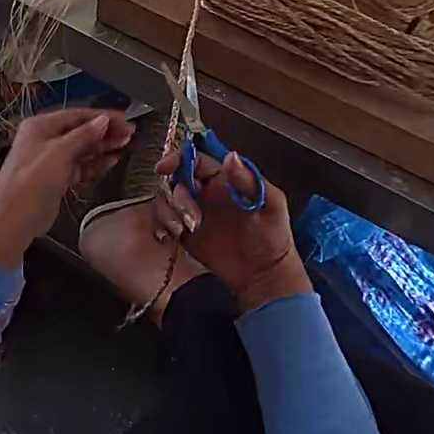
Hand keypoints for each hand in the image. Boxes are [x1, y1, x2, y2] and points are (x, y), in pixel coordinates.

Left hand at [0, 108, 132, 268]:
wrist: (12, 221)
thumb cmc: (30, 184)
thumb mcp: (59, 153)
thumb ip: (84, 135)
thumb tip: (104, 120)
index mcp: (40, 127)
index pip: (77, 115)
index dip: (102, 116)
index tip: (124, 120)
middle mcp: (45, 140)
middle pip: (81, 130)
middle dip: (106, 131)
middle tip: (129, 133)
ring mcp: (51, 160)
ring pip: (83, 148)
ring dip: (103, 147)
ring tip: (125, 144)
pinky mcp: (57, 178)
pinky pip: (81, 166)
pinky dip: (96, 163)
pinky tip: (112, 161)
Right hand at [154, 147, 308, 311]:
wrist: (264, 277)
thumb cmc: (273, 238)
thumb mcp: (270, 205)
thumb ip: (249, 180)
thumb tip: (231, 156)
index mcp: (225, 181)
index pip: (196, 161)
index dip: (178, 160)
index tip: (165, 167)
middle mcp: (206, 194)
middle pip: (177, 181)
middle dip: (179, 197)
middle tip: (193, 219)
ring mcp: (193, 214)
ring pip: (166, 201)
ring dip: (168, 213)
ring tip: (181, 230)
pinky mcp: (185, 235)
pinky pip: (162, 223)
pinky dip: (160, 226)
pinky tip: (171, 237)